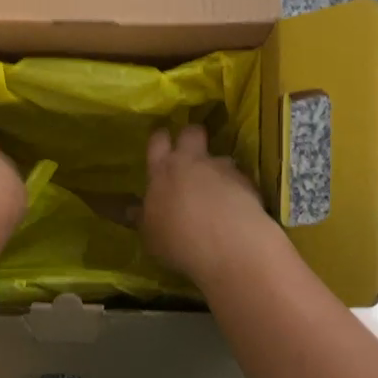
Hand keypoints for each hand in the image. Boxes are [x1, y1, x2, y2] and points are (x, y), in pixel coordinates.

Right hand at [140, 125, 280, 284]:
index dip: (160, 139)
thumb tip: (130, 210)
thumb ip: (142, 218)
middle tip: (190, 155)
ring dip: (217, 168)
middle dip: (190, 137)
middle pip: (192, 132)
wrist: (227, 245)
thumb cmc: (177, 241)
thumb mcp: (149, 235)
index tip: (161, 146)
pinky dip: (236, 188)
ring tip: (217, 190)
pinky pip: (239, 178)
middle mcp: (192, 162)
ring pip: (220, 156)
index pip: (158, 140)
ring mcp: (222, 169)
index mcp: (162, 171)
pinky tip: (235, 208)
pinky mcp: (247, 181)